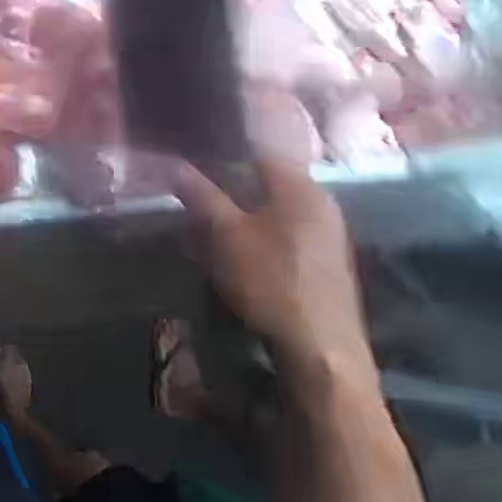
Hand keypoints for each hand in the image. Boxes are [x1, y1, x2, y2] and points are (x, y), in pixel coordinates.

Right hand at [175, 159, 375, 385]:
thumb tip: (175, 165)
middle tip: (193, 196)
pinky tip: (235, 254)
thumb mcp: (227, 236)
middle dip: (228, 187)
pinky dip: (256, 236)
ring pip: (273, 210)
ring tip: (206, 227)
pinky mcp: (324, 262)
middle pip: (266, 182)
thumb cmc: (271, 282)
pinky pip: (283, 234)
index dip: (224, 151)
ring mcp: (327, 234)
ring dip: (240, 215)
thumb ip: (202, 197)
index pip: (260, 151)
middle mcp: (321, 204)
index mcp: (302, 188)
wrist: (320, 349)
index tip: (193, 157)